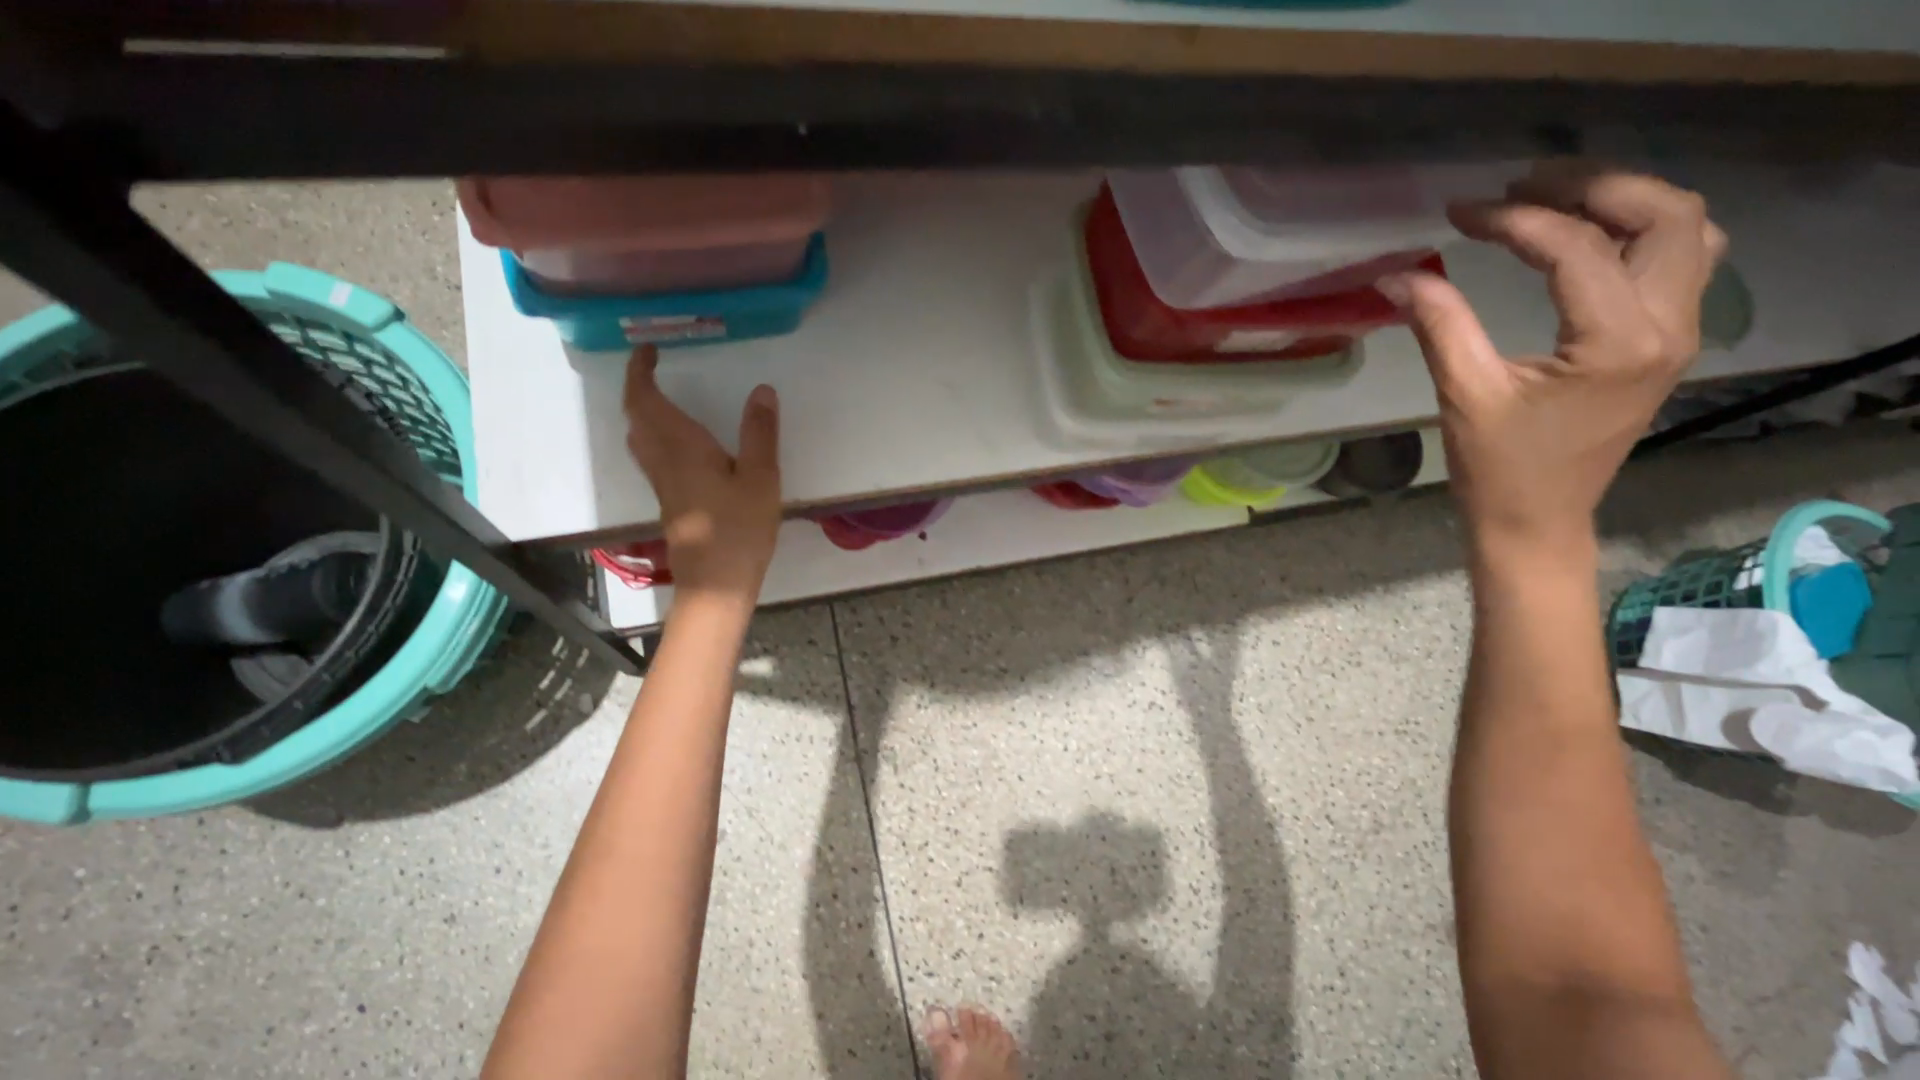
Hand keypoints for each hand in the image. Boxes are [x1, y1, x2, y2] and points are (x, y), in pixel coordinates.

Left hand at [623, 346, 781, 599]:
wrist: (715, 584)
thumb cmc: (740, 531)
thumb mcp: (761, 479)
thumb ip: (760, 433)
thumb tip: (762, 390)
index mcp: (682, 448)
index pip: (646, 400)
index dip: (640, 372)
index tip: (647, 350)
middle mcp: (664, 461)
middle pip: (636, 416)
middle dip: (639, 387)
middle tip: (652, 366)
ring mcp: (663, 483)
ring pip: (640, 437)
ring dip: (643, 410)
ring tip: (661, 395)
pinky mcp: (670, 501)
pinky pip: (652, 454)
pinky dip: (655, 433)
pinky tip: (678, 440)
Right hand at [1380, 161, 1726, 552]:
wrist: (1539, 523)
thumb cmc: (1500, 469)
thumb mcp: (1464, 394)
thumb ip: (1438, 323)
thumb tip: (1396, 273)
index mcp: (1617, 342)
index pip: (1575, 246)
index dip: (1513, 219)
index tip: (1459, 214)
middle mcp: (1667, 327)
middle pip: (1664, 214)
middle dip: (1593, 185)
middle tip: (1522, 185)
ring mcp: (1677, 333)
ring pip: (1685, 230)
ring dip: (1627, 200)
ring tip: (1556, 198)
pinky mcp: (1667, 341)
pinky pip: (1681, 260)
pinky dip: (1642, 231)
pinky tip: (1589, 236)